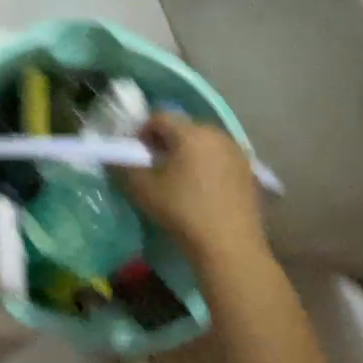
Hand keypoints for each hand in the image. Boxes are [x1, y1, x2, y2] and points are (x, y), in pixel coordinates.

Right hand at [118, 114, 269, 266]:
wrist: (229, 245)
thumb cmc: (181, 210)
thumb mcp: (141, 187)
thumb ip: (122, 164)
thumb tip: (113, 154)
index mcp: (190, 133)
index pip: (159, 116)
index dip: (141, 131)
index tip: (135, 153)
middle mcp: (217, 134)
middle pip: (183, 126)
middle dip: (165, 140)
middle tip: (153, 164)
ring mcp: (237, 153)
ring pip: (203, 142)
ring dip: (187, 152)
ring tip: (177, 177)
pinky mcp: (249, 172)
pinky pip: (219, 157)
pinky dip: (206, 164)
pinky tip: (200, 188)